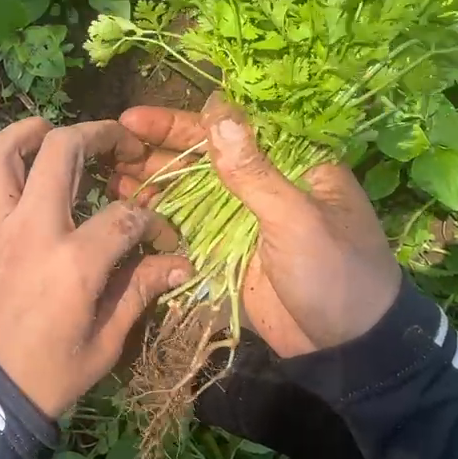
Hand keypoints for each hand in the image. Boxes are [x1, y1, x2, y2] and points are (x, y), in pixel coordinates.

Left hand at [0, 117, 192, 418]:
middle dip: (96, 134)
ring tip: (46, 130)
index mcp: (74, 261)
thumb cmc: (47, 377)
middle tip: (114, 140)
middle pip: (61, 151)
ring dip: (23, 132)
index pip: (126, 216)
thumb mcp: (103, 345)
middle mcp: (32, 230)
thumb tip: (180, 264)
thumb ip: (138, 294)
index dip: (152, 220)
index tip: (161, 234)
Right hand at [115, 97, 401, 357]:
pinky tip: (126, 208)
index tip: (133, 119)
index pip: (227, 130)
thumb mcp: (296, 218)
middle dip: (156, 152)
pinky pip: (187, 226)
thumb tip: (215, 108)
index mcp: (291, 163)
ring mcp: (242, 218)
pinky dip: (158, 217)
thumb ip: (251, 170)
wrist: (348, 350)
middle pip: (201, 158)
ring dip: (151, 182)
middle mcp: (263, 182)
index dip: (179, 123)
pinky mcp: (226, 250)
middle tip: (110, 147)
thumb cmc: (336, 274)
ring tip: (109, 175)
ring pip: (188, 191)